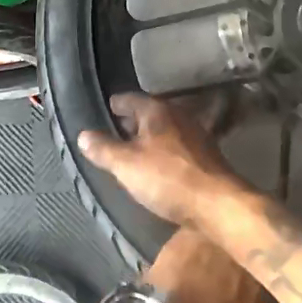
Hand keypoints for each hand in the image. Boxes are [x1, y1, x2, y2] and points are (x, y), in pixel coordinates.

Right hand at [77, 93, 244, 226]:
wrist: (218, 204)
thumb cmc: (167, 179)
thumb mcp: (126, 165)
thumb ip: (103, 149)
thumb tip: (83, 134)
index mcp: (157, 110)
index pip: (129, 98)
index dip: (114, 105)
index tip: (104, 110)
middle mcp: (178, 115)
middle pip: (148, 113)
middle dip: (131, 122)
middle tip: (113, 133)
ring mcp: (195, 134)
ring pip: (164, 130)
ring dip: (148, 138)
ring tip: (131, 152)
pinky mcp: (206, 155)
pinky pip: (176, 146)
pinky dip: (163, 151)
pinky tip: (157, 167)